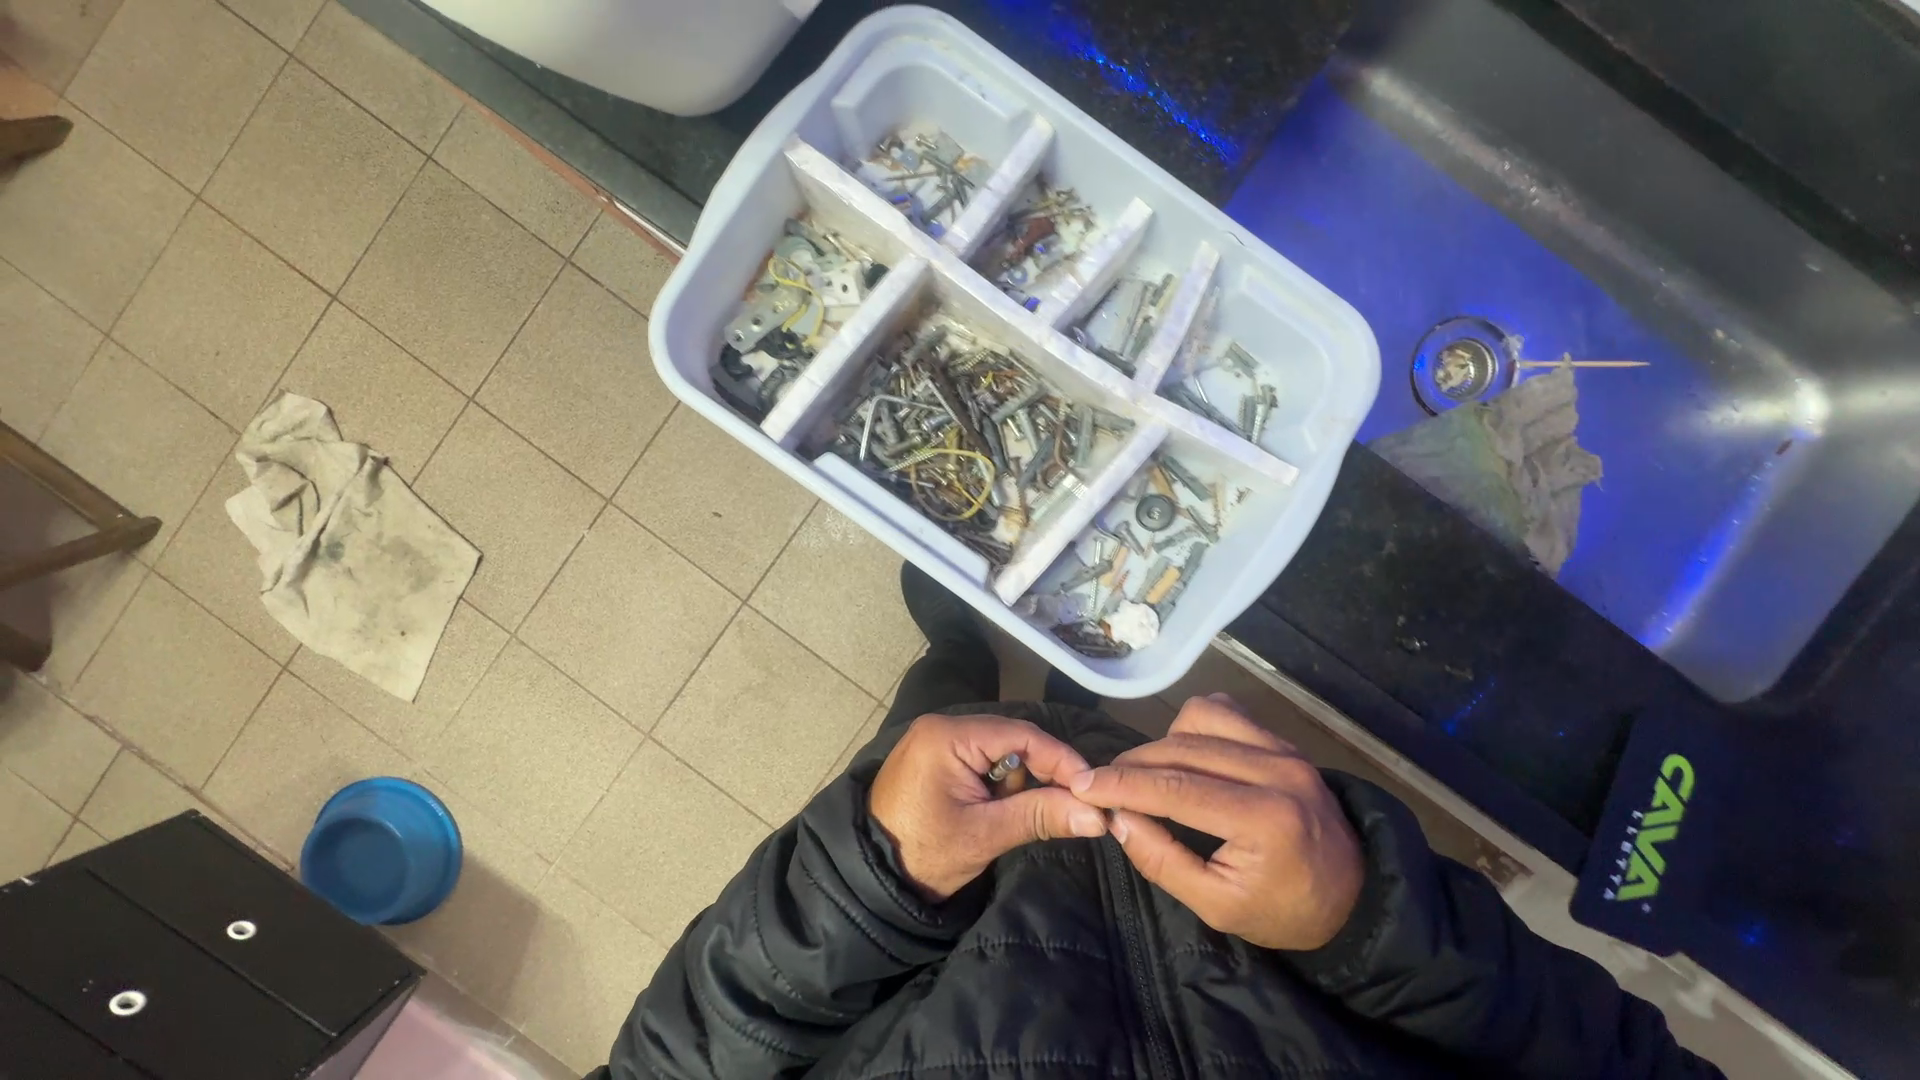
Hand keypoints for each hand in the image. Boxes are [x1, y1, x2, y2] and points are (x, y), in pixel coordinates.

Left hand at [869, 713, 1106, 900]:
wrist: (870, 878)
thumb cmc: (923, 854)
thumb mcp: (985, 835)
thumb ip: (1040, 815)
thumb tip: (1097, 815)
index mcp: (947, 736)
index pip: (1021, 735)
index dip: (1061, 760)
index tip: (1091, 789)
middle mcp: (941, 726)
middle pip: (1012, 739)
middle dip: (1039, 773)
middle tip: (1065, 806)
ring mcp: (935, 740)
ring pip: (1000, 751)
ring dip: (1018, 781)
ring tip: (1014, 815)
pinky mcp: (935, 757)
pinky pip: (981, 759)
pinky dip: (999, 783)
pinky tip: (999, 809)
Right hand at [1069, 694, 1363, 949]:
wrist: (1351, 895)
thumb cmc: (1282, 910)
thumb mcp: (1218, 906)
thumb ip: (1162, 860)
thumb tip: (1116, 817)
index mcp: (1266, 819)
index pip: (1176, 788)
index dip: (1122, 785)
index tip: (1082, 786)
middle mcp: (1276, 771)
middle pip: (1181, 749)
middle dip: (1131, 765)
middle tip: (1102, 786)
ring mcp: (1282, 748)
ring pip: (1197, 720)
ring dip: (1162, 744)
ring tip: (1150, 776)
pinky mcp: (1281, 740)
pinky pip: (1222, 712)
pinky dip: (1192, 727)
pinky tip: (1187, 756)